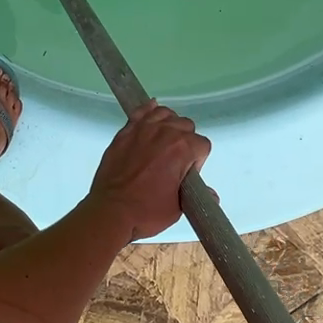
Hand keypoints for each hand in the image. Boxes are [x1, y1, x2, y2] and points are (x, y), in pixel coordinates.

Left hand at [86, 102, 210, 240]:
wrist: (111, 211)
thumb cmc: (146, 212)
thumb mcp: (178, 208)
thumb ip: (196, 195)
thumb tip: (210, 195)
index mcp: (182, 149)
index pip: (203, 144)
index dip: (198, 160)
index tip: (188, 174)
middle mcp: (164, 133)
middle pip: (186, 125)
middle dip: (186, 141)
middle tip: (176, 161)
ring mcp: (142, 129)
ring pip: (165, 114)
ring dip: (169, 125)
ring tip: (165, 142)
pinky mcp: (125, 131)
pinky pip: (141, 111)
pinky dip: (149, 110)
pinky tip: (152, 111)